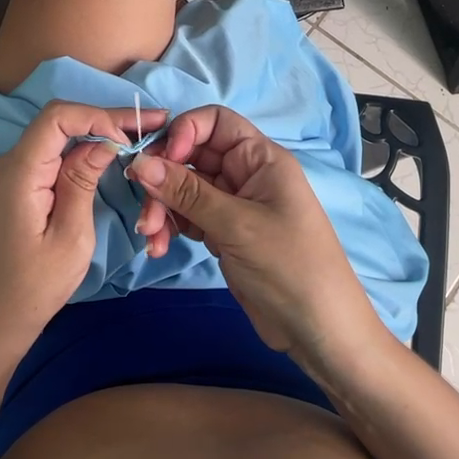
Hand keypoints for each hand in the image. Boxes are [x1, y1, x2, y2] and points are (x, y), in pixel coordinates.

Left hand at [0, 101, 166, 343]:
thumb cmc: (36, 284)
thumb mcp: (71, 236)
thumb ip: (82, 181)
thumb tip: (105, 140)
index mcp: (20, 171)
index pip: (57, 118)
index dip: (97, 116)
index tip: (132, 136)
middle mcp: (12, 160)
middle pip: (59, 120)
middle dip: (104, 118)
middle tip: (151, 123)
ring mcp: (15, 170)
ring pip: (58, 133)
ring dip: (97, 130)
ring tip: (140, 134)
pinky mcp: (22, 181)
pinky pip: (54, 151)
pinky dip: (84, 146)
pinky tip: (112, 151)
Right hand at [128, 106, 386, 361]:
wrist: (320, 336)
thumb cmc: (290, 268)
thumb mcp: (236, 225)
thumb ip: (186, 192)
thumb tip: (138, 163)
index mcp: (260, 159)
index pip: (214, 122)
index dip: (183, 132)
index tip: (159, 160)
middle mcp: (245, 174)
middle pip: (191, 155)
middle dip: (163, 178)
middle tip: (144, 207)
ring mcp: (233, 205)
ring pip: (183, 188)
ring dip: (161, 207)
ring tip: (151, 236)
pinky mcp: (222, 232)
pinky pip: (186, 216)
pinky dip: (169, 227)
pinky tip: (159, 247)